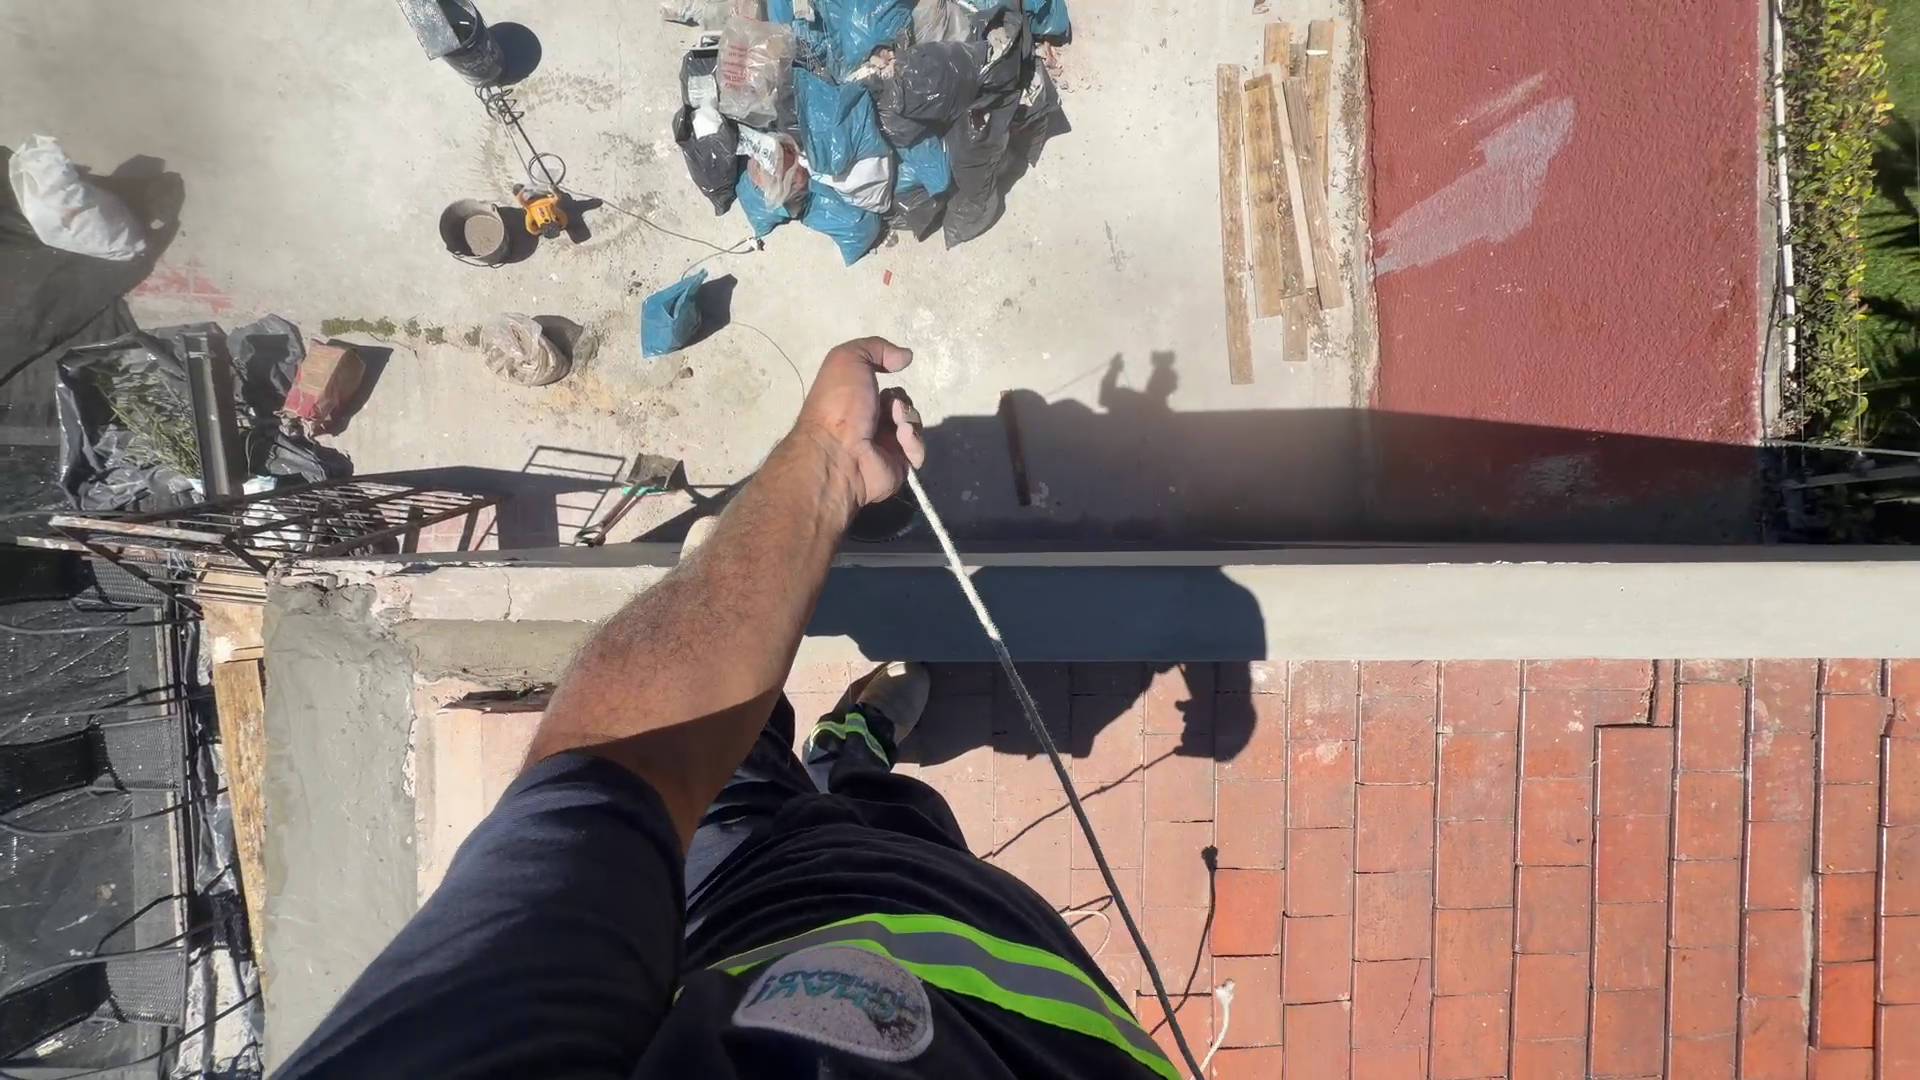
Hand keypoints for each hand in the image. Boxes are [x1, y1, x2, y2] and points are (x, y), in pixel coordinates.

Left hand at [791, 337, 925, 507]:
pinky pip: (917, 450)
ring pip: (913, 425)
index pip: (882, 386)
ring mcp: (884, 446)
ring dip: (909, 418)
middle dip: (902, 401)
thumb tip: (905, 357)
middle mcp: (869, 423)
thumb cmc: (840, 403)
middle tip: (891, 407)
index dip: (890, 377)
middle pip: (902, 404)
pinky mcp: (898, 466)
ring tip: (897, 424)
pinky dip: (914, 441)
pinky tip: (902, 438)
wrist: (838, 452)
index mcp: (854, 401)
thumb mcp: (848, 358)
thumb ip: (876, 348)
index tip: (892, 372)